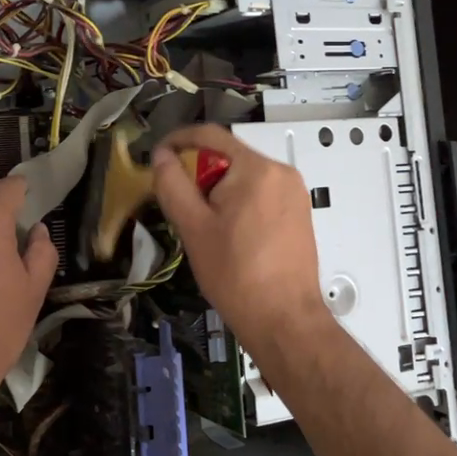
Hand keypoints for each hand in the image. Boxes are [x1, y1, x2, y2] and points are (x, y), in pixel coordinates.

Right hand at [151, 125, 324, 343]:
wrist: (285, 320)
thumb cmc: (235, 273)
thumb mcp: (193, 227)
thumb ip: (172, 184)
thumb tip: (161, 155)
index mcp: (256, 169)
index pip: (210, 135)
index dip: (178, 140)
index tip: (157, 156)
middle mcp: (281, 172)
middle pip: (228, 157)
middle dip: (199, 174)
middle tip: (180, 205)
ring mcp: (294, 193)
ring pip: (244, 177)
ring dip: (218, 190)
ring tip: (203, 225)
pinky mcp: (299, 213)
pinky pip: (261, 194)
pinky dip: (238, 203)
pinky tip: (228, 234)